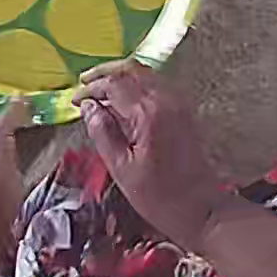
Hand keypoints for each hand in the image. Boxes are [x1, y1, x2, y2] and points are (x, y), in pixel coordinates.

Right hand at [76, 61, 231, 247]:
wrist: (201, 207)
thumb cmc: (159, 196)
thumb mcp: (122, 168)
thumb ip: (103, 132)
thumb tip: (88, 107)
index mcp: (148, 113)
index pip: (115, 84)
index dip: (92, 88)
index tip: (75, 99)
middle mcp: (166, 99)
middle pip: (132, 69)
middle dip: (105, 73)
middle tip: (84, 83)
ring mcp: (178, 101)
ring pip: (146, 73)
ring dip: (121, 76)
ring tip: (99, 90)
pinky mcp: (183, 108)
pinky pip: (157, 84)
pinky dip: (137, 84)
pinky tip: (123, 99)